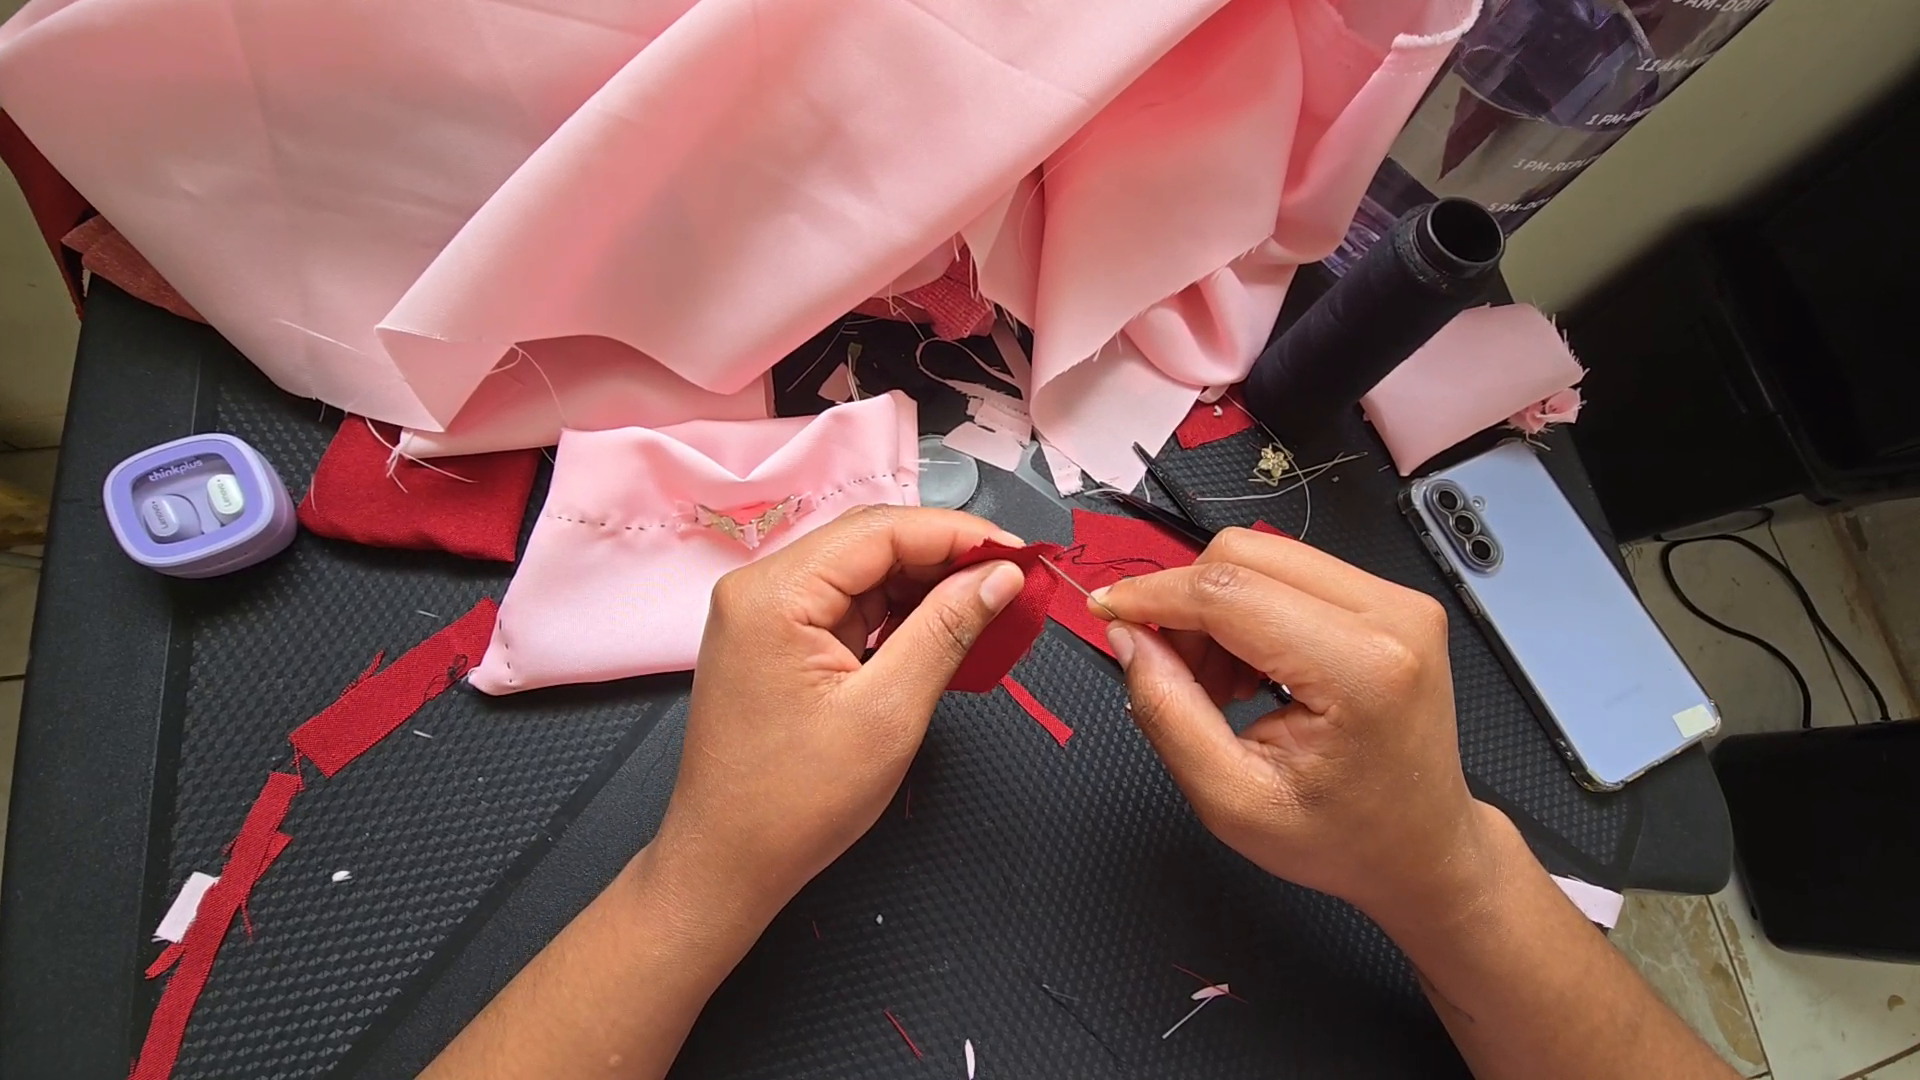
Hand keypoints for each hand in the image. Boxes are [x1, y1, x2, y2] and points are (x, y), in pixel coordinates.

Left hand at [648, 505, 1026, 930]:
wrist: (727, 865)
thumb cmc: (799, 802)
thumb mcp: (888, 713)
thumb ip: (947, 630)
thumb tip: (1002, 576)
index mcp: (775, 593)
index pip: (880, 531)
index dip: (958, 534)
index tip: (1020, 553)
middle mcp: (763, 586)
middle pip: (870, 543)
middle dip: (946, 556)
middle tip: (1012, 579)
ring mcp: (768, 610)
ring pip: (865, 570)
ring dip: (927, 582)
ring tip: (988, 601)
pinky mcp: (780, 635)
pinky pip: (851, 602)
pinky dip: (900, 610)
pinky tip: (942, 621)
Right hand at [1090, 527, 1496, 924]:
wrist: (1425, 848)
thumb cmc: (1337, 838)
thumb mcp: (1229, 799)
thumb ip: (1165, 711)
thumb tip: (1125, 635)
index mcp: (1361, 669)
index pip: (1227, 593)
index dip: (1152, 595)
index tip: (1103, 611)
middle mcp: (1390, 614)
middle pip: (1242, 555)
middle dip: (1182, 602)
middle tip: (1171, 668)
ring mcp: (1396, 599)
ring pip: (1259, 556)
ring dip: (1211, 607)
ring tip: (1214, 680)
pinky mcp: (1388, 599)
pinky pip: (1284, 571)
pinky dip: (1242, 608)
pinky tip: (1245, 664)